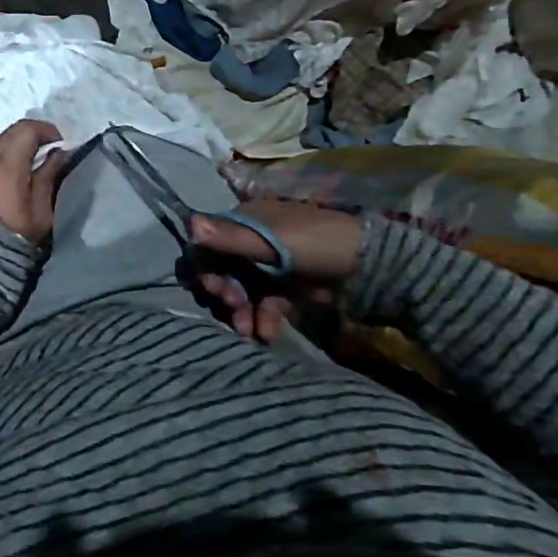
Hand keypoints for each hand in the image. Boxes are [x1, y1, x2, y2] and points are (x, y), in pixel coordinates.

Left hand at [0, 120, 68, 243]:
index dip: (48, 130)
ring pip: (1, 140)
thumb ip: (50, 176)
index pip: (27, 128)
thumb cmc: (15, 231)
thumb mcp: (41, 208)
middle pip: (13, 131)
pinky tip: (17, 171)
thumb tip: (58, 154)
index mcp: (9, 162)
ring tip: (35, 161)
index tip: (62, 145)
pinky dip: (7, 154)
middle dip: (35, 134)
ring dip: (19, 144)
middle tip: (51, 150)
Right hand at [188, 200, 362, 342]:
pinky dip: (263, 319)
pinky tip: (267, 335)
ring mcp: (270, 265)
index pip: (210, 244)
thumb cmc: (316, 243)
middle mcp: (253, 241)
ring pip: (242, 291)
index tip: (213, 288)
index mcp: (246, 220)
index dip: (206, 268)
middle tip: (234, 310)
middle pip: (223, 270)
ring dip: (240, 312)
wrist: (370, 266)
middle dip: (224, 294)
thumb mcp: (271, 241)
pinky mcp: (286, 288)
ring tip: (248, 332)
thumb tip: (188, 223)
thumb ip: (229, 238)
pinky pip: (264, 303)